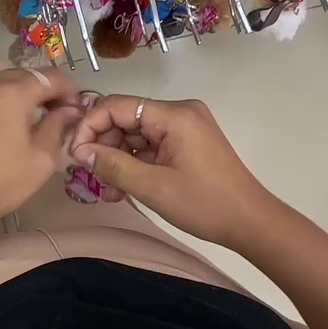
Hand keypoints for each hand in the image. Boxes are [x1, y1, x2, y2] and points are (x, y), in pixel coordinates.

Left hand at [0, 67, 81, 238]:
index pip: (50, 77)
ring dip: (13, 86)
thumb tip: (69, 110)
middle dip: (40, 88)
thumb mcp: (41, 159)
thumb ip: (58, 126)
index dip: (67, 89)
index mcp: (12, 93)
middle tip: (49, 111)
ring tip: (19, 111)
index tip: (71, 107)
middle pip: (22, 73)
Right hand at [68, 94, 281, 250]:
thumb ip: (112, 165)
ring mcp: (183, 127)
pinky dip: (133, 164)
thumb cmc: (205, 203)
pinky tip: (123, 188)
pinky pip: (149, 145)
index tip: (76, 156)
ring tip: (109, 191)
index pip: (116, 106)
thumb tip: (80, 152)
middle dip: (103, 146)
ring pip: (133, 134)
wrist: (251, 223)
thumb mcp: (152, 187)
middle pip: (124, 118)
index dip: (90, 127)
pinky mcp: (185, 142)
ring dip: (116, 159)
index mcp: (173, 115)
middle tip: (91, 178)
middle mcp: (178, 112)